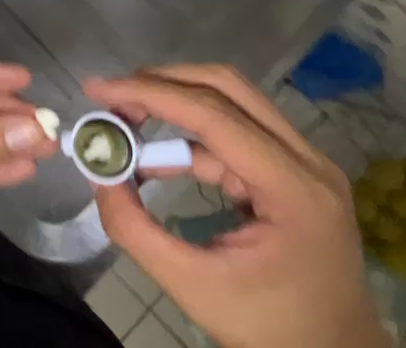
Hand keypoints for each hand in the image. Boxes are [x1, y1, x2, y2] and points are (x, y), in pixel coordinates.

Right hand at [86, 65, 384, 347]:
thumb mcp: (193, 286)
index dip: (150, 94)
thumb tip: (98, 176)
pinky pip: (236, 134)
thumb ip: (136, 229)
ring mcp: (305, 165)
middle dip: (163, 83)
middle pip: (227, 88)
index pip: (213, 114)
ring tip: (126, 122)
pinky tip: (157, 160)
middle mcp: (307, 162)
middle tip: (113, 98)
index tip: (98, 91)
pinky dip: (191, 136)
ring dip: (175, 104)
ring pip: (232, 103)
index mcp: (294, 189)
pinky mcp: (294, 174)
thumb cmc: (272, 331)